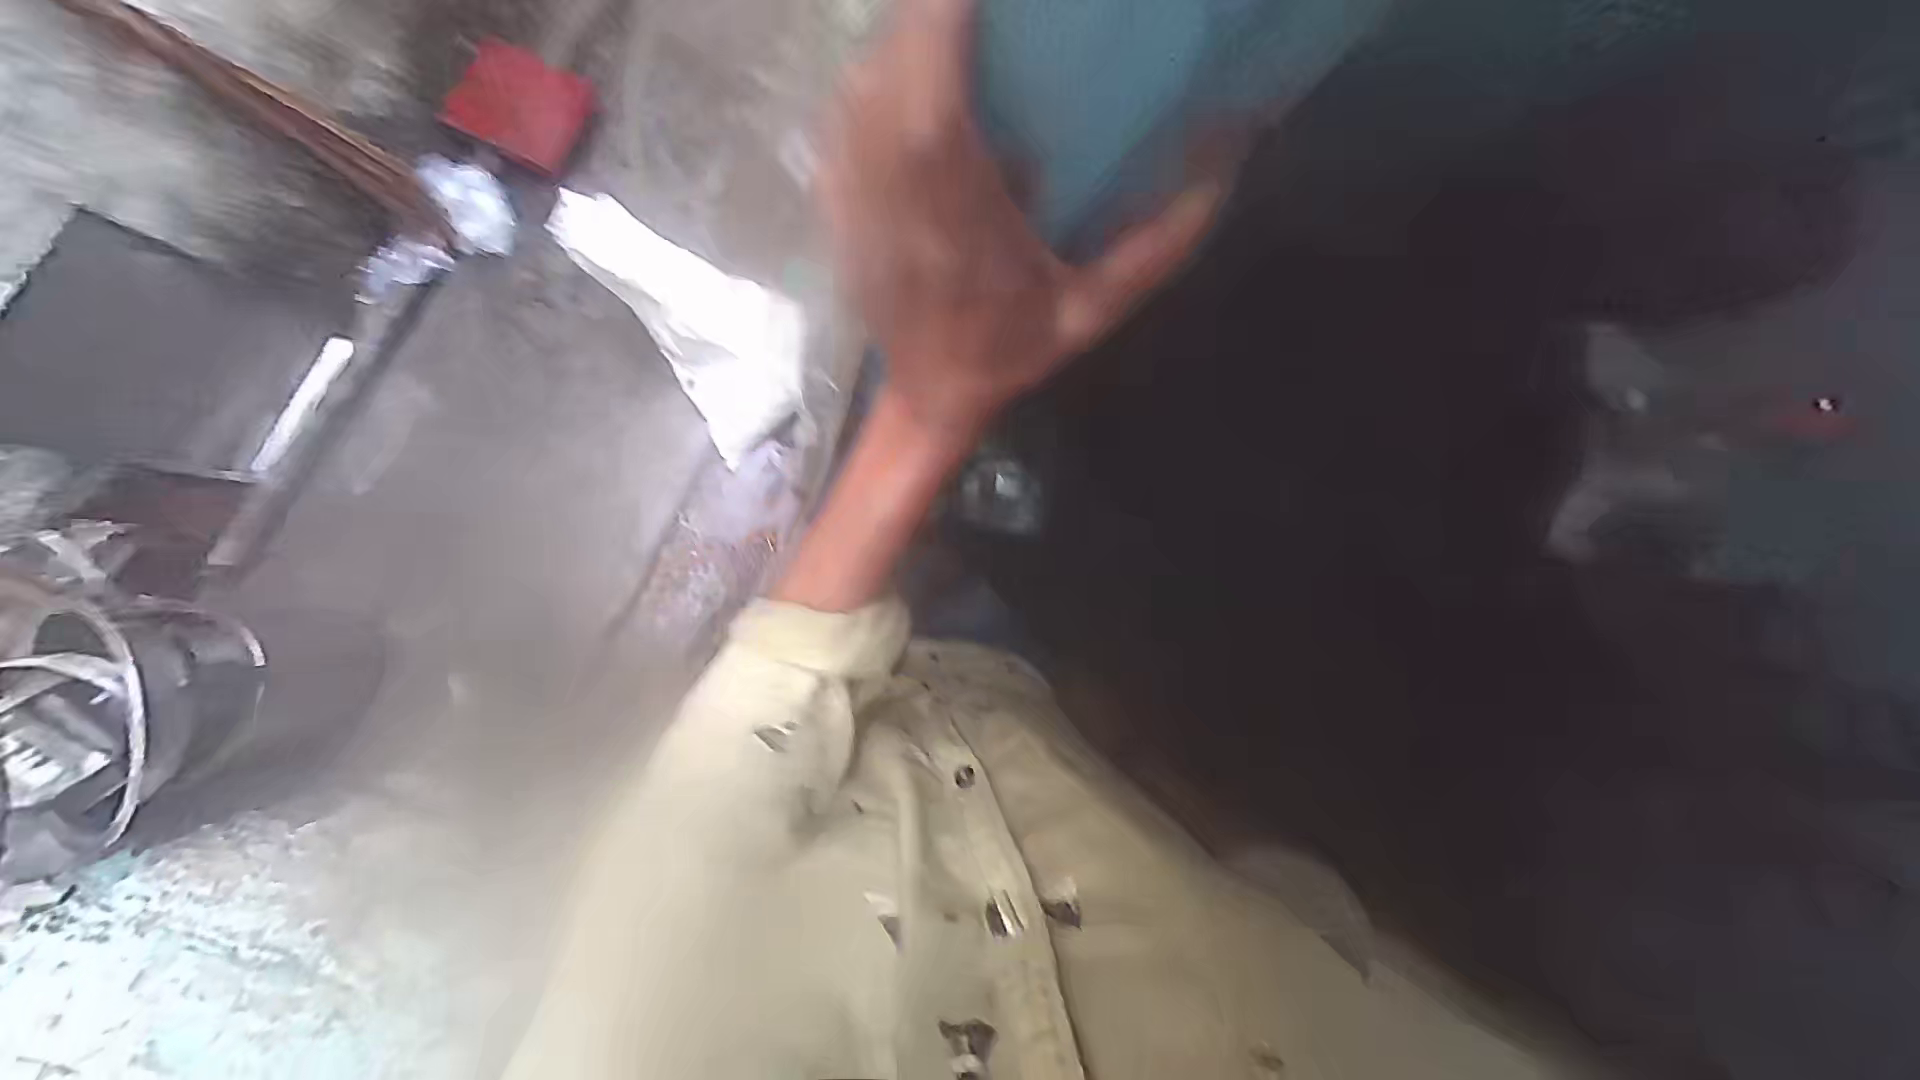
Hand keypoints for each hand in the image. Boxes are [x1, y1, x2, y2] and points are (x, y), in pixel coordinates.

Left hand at [819, 0, 1225, 439]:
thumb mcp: (1090, 312)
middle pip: (888, 68)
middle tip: (982, 10)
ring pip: (857, 86)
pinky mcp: (835, 209)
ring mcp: (853, 202)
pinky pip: (840, 119)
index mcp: (955, 218)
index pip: (932, 97)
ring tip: (951, 28)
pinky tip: (906, 78)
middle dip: (930, 14)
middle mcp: (891, 198)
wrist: (932, 395)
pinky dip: (872, 81)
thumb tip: (1224, 161)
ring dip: (900, 42)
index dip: (946, 20)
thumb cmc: (1009, 354)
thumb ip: (1155, 247)